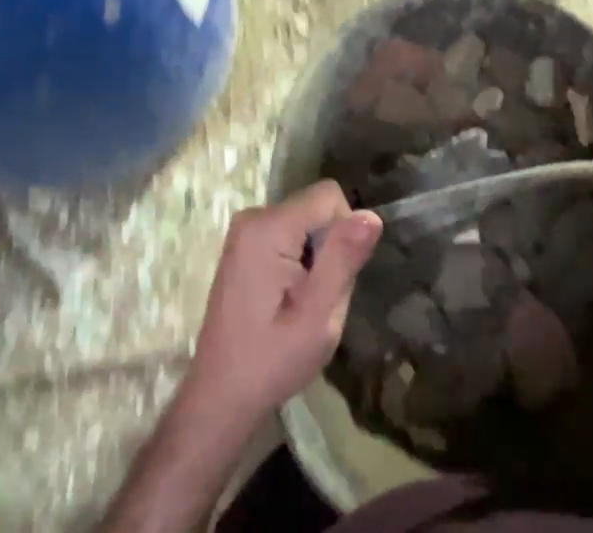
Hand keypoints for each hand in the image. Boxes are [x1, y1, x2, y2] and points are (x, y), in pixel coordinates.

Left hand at [183, 181, 381, 419]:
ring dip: (316, 259)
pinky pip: (290, 237)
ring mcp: (243, 233)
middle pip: (317, 209)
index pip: (329, 197)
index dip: (344, 234)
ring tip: (301, 304)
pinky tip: (286, 301)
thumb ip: (343, 259)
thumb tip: (371, 215)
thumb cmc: (272, 360)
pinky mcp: (243, 248)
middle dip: (329, 248)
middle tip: (316, 299)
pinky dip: (299, 264)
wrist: (221, 396)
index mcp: (267, 228)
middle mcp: (251, 218)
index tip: (332, 278)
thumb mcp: (319, 314)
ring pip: (307, 224)